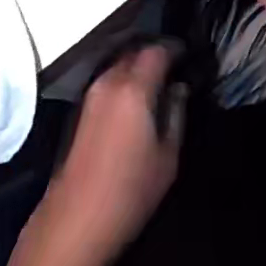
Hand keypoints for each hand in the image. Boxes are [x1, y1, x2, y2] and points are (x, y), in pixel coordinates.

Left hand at [0, 44, 185, 265]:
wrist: (76, 217)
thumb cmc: (130, 190)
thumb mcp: (167, 156)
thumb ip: (176, 113)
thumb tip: (179, 87)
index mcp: (133, 88)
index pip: (156, 50)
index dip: (175, 47)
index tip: (189, 54)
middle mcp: (109, 81)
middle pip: (134, 51)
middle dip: (156, 52)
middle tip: (175, 66)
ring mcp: (91, 92)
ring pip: (119, 62)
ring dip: (138, 64)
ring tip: (158, 81)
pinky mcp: (81, 106)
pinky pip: (108, 78)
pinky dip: (124, 78)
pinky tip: (136, 97)